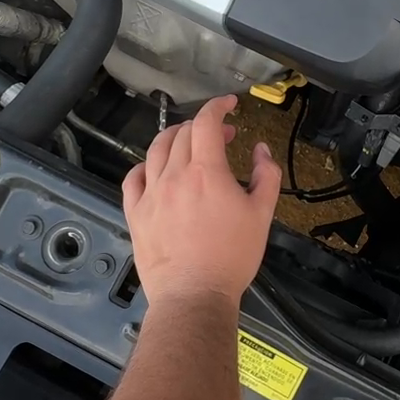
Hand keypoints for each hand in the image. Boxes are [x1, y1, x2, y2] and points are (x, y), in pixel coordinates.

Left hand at [122, 95, 281, 312]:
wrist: (194, 295)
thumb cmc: (231, 257)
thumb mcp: (262, 214)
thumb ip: (266, 175)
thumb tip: (260, 150)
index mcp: (207, 172)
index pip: (207, 123)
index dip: (218, 106)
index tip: (229, 104)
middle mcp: (174, 176)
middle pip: (182, 133)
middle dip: (204, 126)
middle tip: (222, 136)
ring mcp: (151, 194)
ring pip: (156, 150)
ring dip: (175, 138)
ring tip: (189, 144)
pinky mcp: (136, 214)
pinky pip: (133, 178)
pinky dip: (146, 165)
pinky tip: (156, 169)